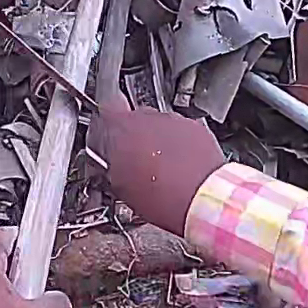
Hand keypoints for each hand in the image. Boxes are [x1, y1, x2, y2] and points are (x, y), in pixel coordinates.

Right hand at [87, 89, 226, 235]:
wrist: (202, 199)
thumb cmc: (160, 195)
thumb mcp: (120, 184)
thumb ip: (112, 164)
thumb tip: (111, 165)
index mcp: (122, 126)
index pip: (106, 108)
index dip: (105, 120)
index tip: (107, 131)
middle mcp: (149, 116)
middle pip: (135, 118)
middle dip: (134, 136)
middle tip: (135, 160)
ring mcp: (174, 120)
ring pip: (159, 126)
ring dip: (158, 141)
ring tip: (160, 169)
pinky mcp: (197, 128)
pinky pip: (182, 133)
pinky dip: (180, 146)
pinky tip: (178, 168)